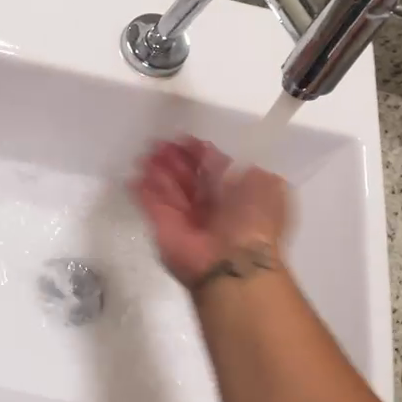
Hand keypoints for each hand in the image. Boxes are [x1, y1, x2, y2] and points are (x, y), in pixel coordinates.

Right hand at [133, 136, 290, 285]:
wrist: (233, 263)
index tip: (185, 138)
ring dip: (158, 170)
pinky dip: (142, 190)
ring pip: (168, 188)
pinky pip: (150, 204)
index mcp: (237, 195)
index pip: (214, 169)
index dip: (199, 152)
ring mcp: (185, 218)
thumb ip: (244, 166)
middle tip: (160, 142)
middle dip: (175, 159)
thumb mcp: (265, 184)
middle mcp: (211, 207)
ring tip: (147, 152)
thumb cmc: (253, 220)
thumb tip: (222, 157)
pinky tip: (136, 174)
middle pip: (188, 178)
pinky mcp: (163, 227)